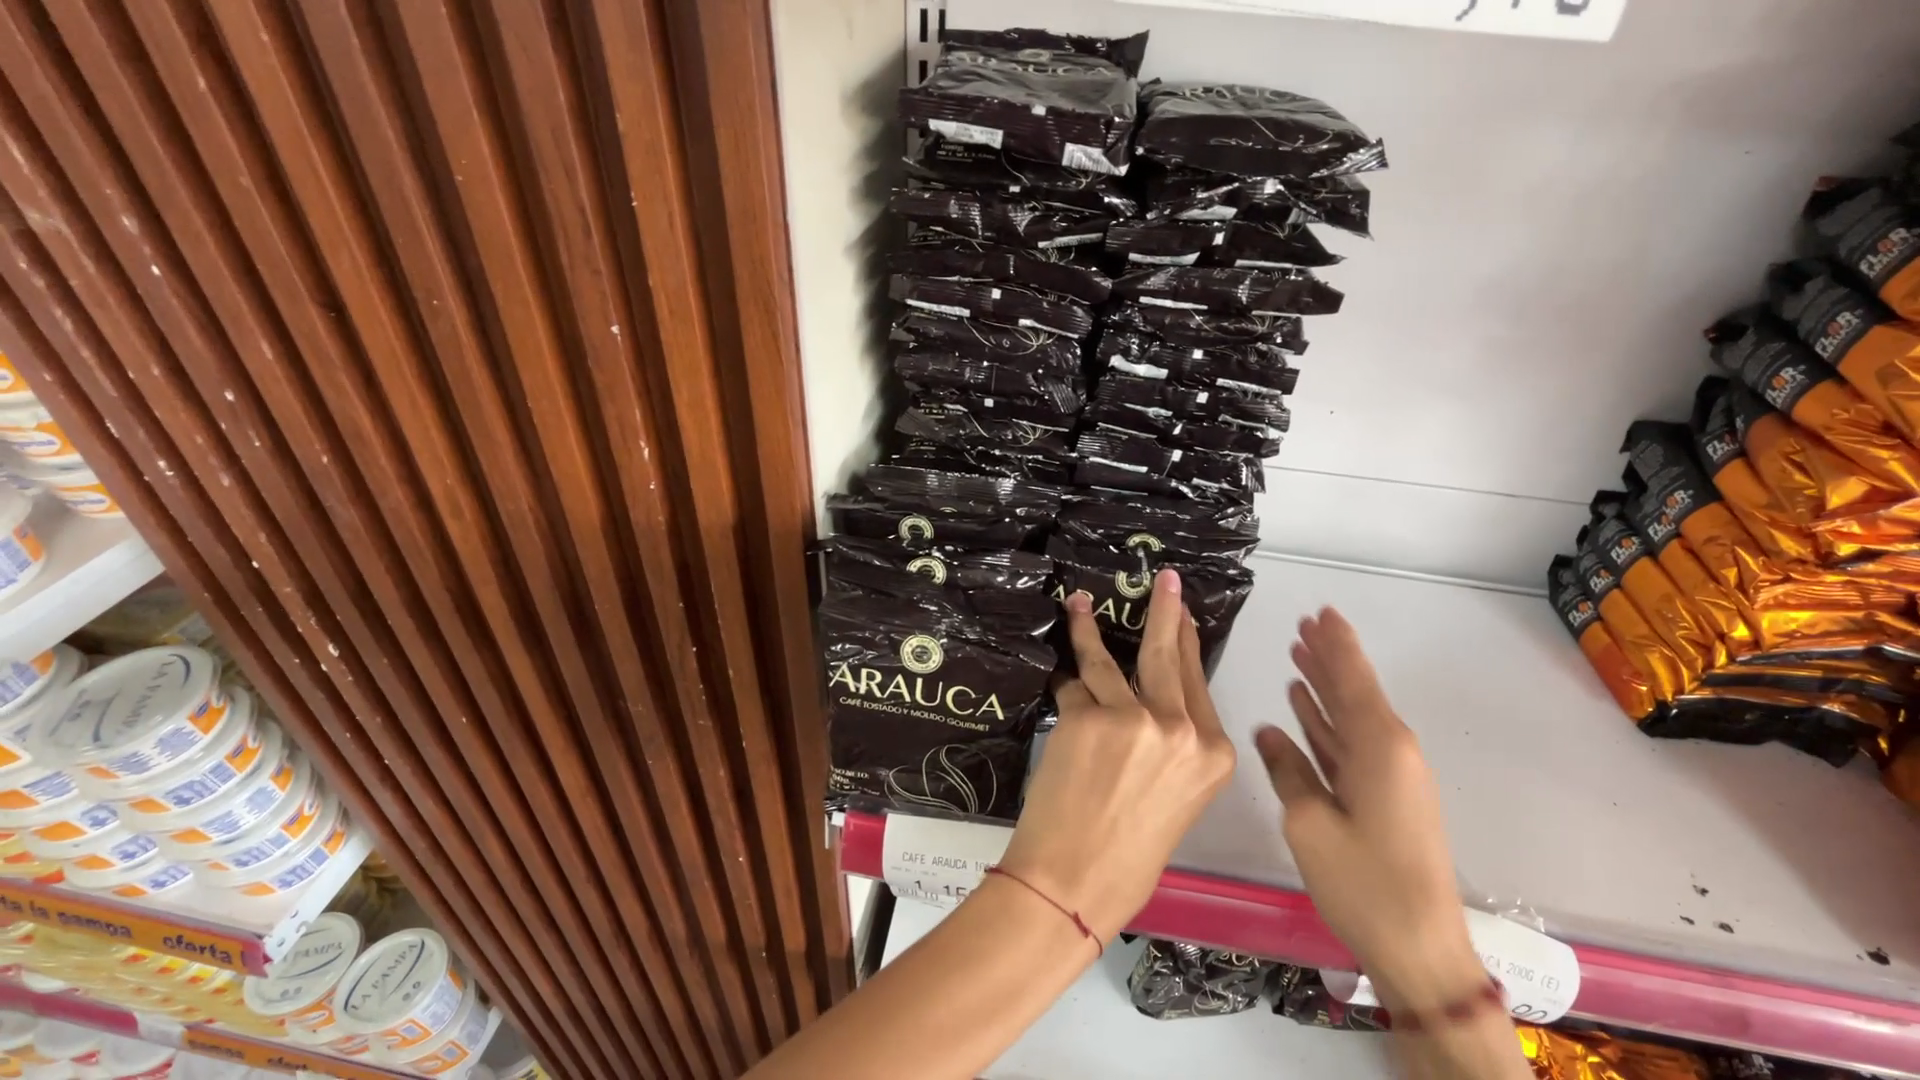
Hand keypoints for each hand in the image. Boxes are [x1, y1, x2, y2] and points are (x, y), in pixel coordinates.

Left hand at [997, 568, 1235, 941]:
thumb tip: (1145, 709)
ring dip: (1089, 628)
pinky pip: (1073, 686)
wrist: (1074, 882)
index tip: (1182, 617)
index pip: (1197, 684)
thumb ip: (1170, 752)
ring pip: (1110, 660)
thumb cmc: (1126, 858)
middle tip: (1164, 580)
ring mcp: (1134, 719)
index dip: (1186, 645)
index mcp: (1212, 756)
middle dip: (1164, 612)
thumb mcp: (1174, 802)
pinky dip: (1064, 683)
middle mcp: (1181, 731)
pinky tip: (1057, 673)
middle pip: (1168, 656)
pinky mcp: (1087, 715)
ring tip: (1080, 602)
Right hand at [1255, 608, 1481, 1009]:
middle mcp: (1391, 753)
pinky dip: (1327, 725)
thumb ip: (1288, 770)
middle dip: (1329, 659)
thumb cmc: (1362, 883)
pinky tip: (1303, 711)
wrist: (1419, 948)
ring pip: (1351, 718)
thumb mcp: (1310, 825)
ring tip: (1298, 656)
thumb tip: (1269, 731)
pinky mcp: (1385, 800)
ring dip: (1325, 688)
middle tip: (1303, 626)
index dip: (1336, 646)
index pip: (1353, 681)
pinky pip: (1351, 746)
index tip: (1322, 612)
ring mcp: (1390, 778)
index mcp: (1379, 749)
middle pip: (1355, 693)